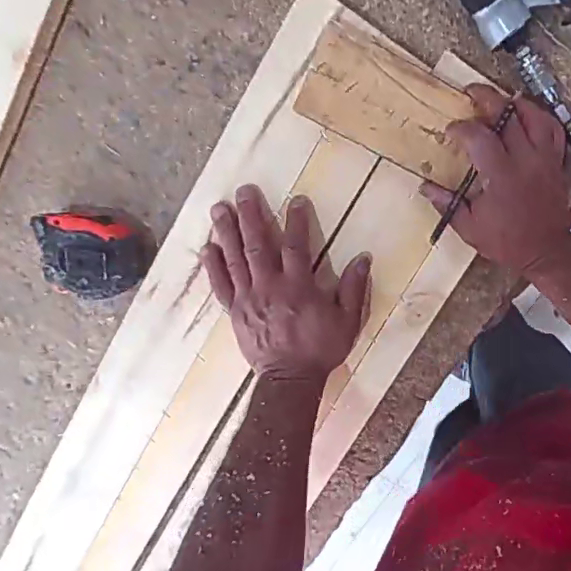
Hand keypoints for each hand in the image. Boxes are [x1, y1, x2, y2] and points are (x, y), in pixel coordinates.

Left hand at [201, 185, 370, 384]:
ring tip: (219, 208)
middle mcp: (270, 287)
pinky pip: (221, 284)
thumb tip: (363, 258)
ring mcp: (248, 298)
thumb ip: (355, 288)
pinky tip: (208, 247)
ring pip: (235, 258)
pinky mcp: (234, 311)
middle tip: (244, 191)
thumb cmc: (323, 348)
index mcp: (299, 287)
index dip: (298, 221)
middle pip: (259, 244)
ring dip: (227, 231)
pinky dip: (213, 265)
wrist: (290, 378)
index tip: (297, 200)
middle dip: (252, 215)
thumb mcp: (349, 320)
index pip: (298, 246)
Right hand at [421, 85, 570, 276]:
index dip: (461, 128)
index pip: (479, 136)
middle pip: (509, 115)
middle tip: (473, 92)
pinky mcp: (557, 164)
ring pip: (536, 117)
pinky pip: (555, 131)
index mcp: (501, 176)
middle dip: (487, 98)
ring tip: (502, 99)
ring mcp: (545, 160)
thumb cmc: (509, 241)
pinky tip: (530, 116)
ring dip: (517, 103)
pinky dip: (543, 118)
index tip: (451, 132)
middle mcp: (526, 161)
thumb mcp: (470, 228)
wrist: (546, 252)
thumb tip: (426, 186)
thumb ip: (448, 204)